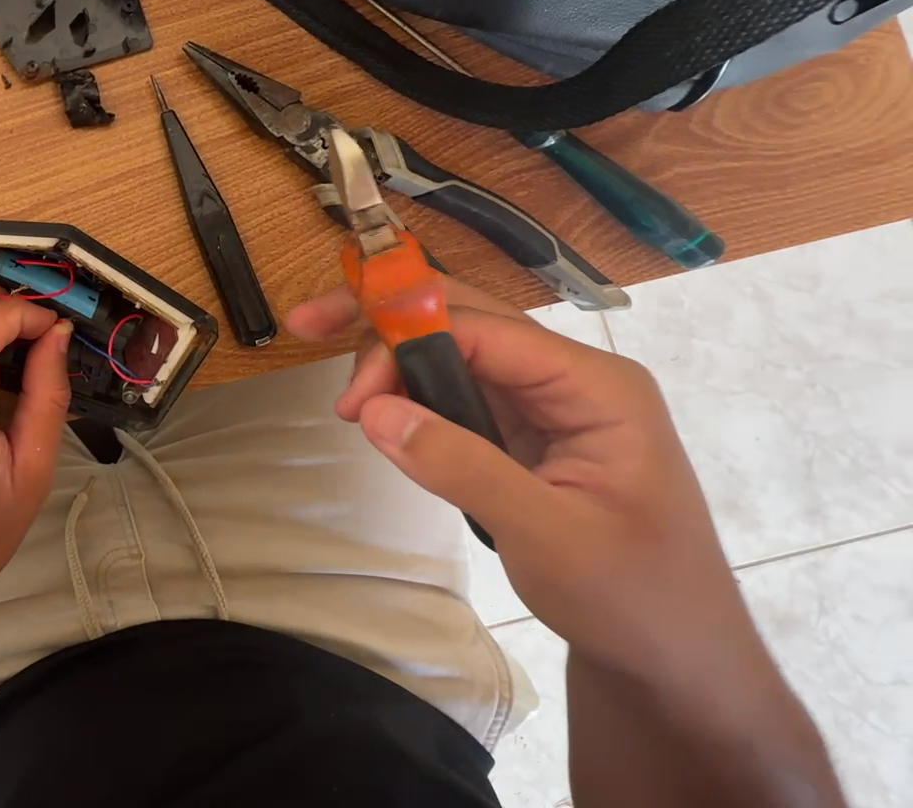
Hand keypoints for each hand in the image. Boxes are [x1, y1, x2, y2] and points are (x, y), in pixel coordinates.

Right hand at [288, 281, 765, 685]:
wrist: (671, 658)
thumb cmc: (633, 597)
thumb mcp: (549, 536)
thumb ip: (462, 466)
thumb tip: (373, 411)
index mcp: (592, 385)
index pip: (479, 330)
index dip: (402, 343)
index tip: (349, 399)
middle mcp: (563, 376)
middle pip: (457, 317)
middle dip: (379, 317)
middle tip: (304, 327)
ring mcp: (539, 399)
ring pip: (444, 347)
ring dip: (386, 359)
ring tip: (348, 407)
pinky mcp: (515, 426)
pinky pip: (447, 386)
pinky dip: (401, 390)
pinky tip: (374, 410)